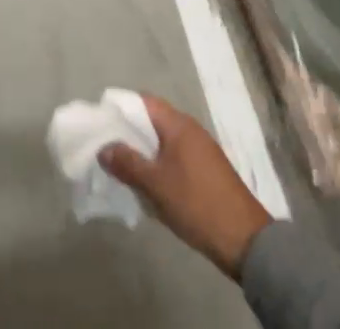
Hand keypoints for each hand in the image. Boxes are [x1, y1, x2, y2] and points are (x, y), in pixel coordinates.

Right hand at [98, 94, 273, 279]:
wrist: (242, 237)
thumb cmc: (195, 203)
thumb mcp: (155, 184)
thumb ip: (128, 163)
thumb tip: (104, 147)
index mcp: (179, 125)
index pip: (144, 102)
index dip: (120, 108)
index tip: (98, 123)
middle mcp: (190, 130)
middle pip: (151, 121)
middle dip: (126, 133)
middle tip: (102, 149)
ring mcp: (199, 151)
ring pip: (161, 142)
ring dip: (140, 152)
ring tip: (116, 168)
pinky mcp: (203, 170)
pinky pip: (171, 158)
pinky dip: (155, 165)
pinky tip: (142, 184)